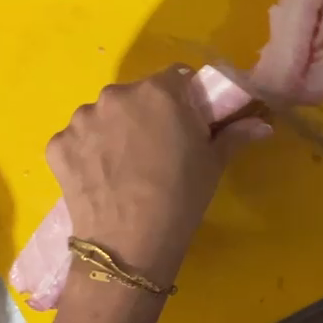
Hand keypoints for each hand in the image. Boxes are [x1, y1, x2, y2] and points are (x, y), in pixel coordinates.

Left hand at [47, 66, 269, 288]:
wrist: (130, 245)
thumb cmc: (182, 198)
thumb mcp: (214, 163)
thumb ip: (235, 134)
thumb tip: (264, 125)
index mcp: (160, 92)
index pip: (175, 77)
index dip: (183, 97)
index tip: (185, 122)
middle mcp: (116, 95)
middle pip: (136, 95)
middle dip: (145, 114)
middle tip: (156, 150)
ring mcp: (82, 119)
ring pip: (103, 115)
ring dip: (113, 132)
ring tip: (124, 168)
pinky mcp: (57, 144)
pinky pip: (77, 140)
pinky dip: (88, 153)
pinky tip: (100, 179)